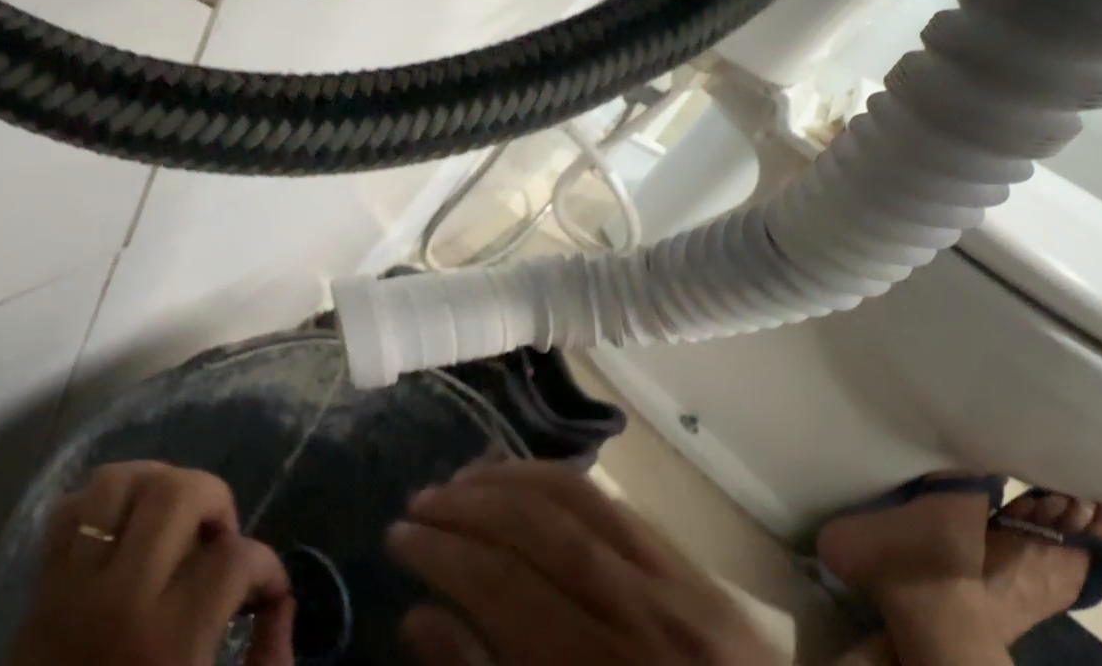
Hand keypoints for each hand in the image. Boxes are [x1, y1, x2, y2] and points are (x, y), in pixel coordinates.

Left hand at [8, 461, 295, 665]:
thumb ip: (266, 665)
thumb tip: (282, 604)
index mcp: (170, 641)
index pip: (233, 559)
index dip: (268, 565)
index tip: (269, 588)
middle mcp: (121, 596)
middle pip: (174, 494)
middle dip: (214, 497)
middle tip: (221, 536)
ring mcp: (73, 581)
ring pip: (115, 481)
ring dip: (157, 482)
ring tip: (176, 516)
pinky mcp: (42, 581)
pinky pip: (69, 507)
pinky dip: (101, 501)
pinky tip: (126, 525)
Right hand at [387, 461, 782, 664]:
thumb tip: (418, 616)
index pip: (504, 585)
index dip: (440, 552)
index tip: (396, 537)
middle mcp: (652, 622)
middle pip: (540, 529)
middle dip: (465, 507)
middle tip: (417, 504)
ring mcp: (688, 593)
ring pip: (581, 500)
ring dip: (507, 479)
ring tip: (457, 483)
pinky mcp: (705, 579)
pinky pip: (619, 506)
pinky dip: (558, 482)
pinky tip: (520, 482)